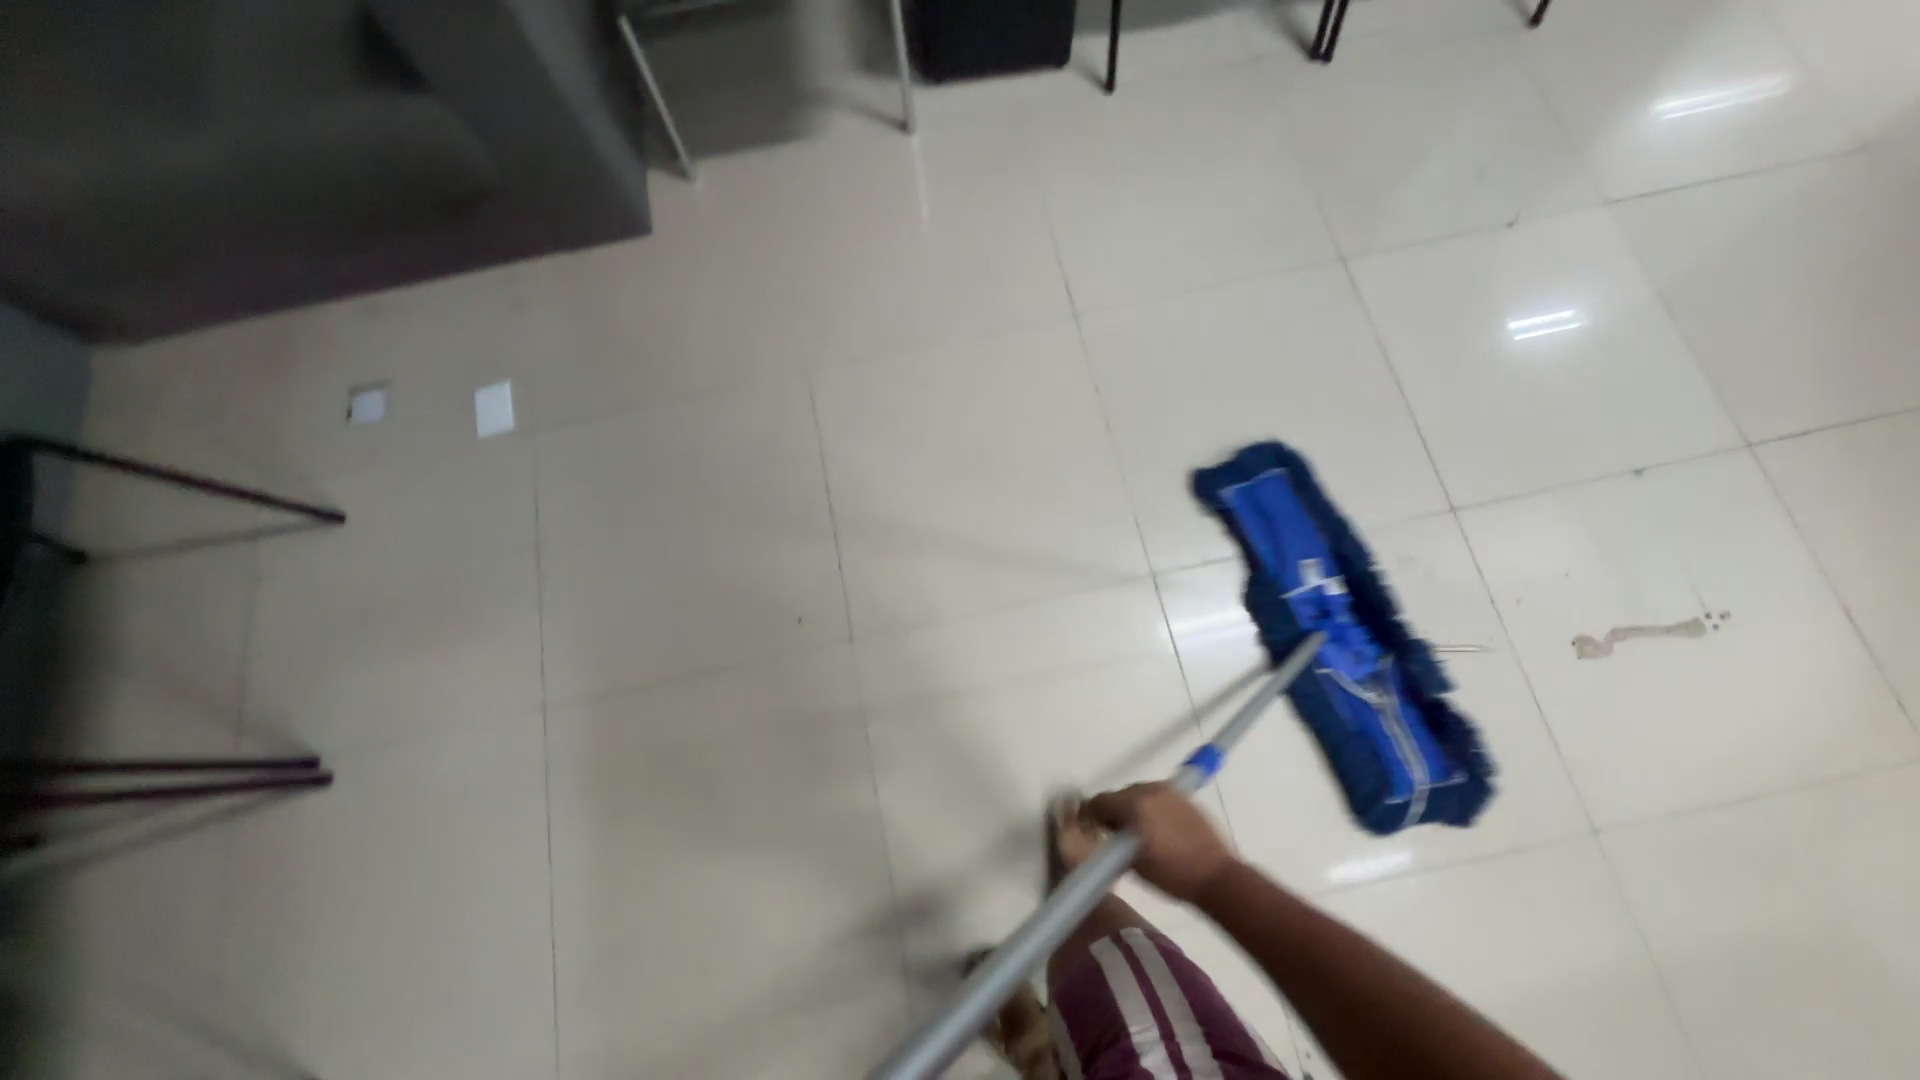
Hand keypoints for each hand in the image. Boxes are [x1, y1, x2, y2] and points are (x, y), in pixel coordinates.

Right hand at [1083, 782, 1237, 902]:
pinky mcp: (1184, 797)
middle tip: (1118, 834)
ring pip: (1139, 793)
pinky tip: (1158, 828)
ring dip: (1133, 807)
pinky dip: (1151, 807)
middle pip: (1120, 794)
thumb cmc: (1171, 874)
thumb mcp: (1133, 862)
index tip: (1094, 830)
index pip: (1100, 801)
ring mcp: (1169, 791)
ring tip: (1140, 831)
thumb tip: (1109, 831)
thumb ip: (1115, 840)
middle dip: (1114, 811)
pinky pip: (1158, 797)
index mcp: (1133, 805)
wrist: (1216, 876)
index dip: (1092, 815)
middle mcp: (1149, 790)